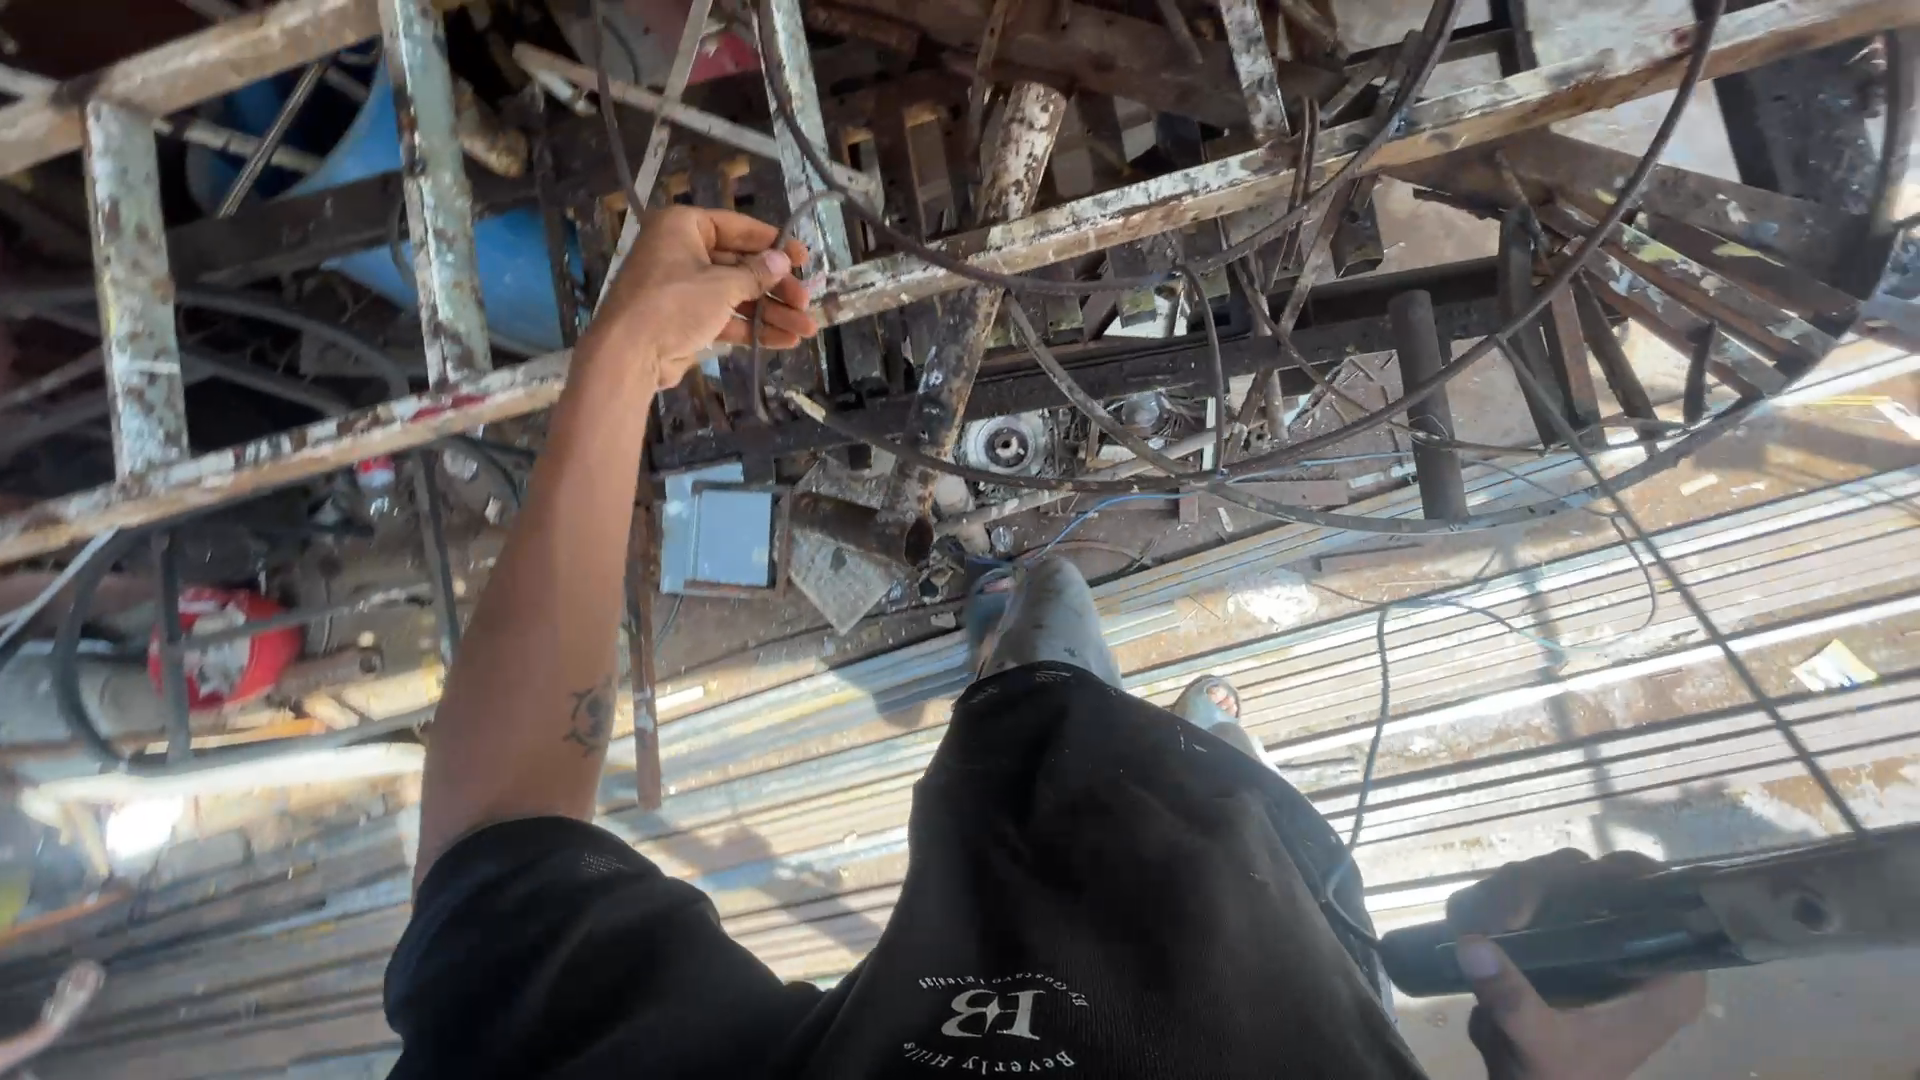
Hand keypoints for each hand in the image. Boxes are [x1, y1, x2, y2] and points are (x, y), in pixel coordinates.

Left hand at [581, 205, 818, 390]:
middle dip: (777, 287)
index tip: (803, 257)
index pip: (737, 228)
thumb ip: (756, 274)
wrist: (630, 353)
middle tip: (805, 302)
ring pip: (738, 296)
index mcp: (684, 227)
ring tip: (806, 329)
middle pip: (741, 266)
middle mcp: (684, 252)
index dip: (773, 242)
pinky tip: (786, 340)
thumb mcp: (722, 285)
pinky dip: (754, 329)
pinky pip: (728, 319)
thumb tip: (783, 261)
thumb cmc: (673, 304)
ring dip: (772, 313)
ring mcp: (686, 289)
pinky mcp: (689, 320)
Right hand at [1447, 849, 1705, 1079]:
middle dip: (1543, 884)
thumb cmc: (1555, 1078)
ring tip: (1486, 925)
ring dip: (1513, 890)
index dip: (1620, 879)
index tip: (1562, 886)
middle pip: (1598, 878)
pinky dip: (1498, 896)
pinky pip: (1527, 891)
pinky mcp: (1553, 936)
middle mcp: (1633, 949)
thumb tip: (1470, 943)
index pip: (1664, 901)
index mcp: (1661, 979)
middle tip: (1506, 916)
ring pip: (1556, 878)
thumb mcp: (1536, 1042)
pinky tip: (1478, 924)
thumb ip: (1511, 999)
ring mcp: (1590, 938)